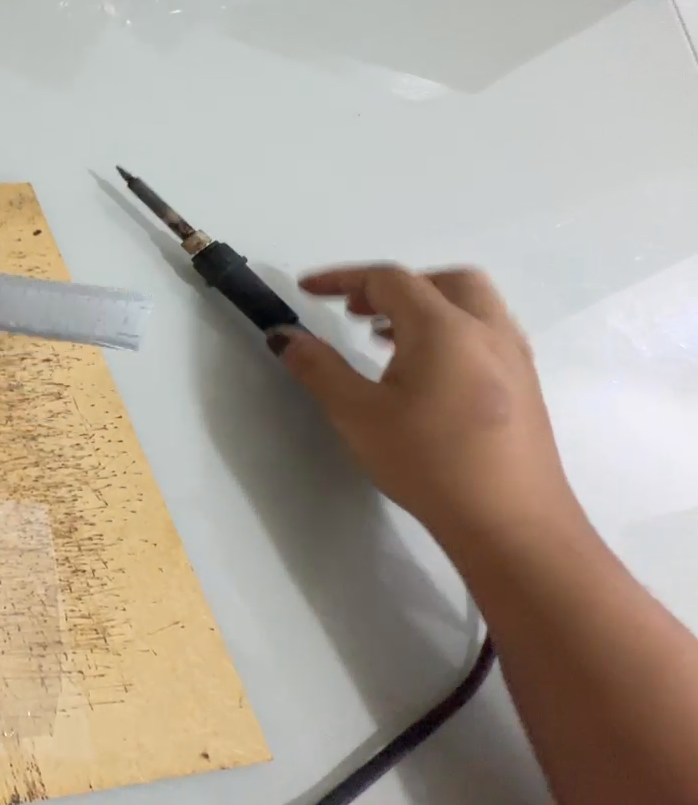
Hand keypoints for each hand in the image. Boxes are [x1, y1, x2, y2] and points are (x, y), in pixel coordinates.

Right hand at [273, 266, 577, 542]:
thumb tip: (284, 335)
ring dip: (423, 306)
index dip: (343, 278)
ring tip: (379, 336)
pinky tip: (416, 368)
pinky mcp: (522, 388)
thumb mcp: (354, 412)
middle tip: (355, 310)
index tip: (306, 290)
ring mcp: (513, 361)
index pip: (392, 280)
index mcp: (446, 331)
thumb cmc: (427, 462)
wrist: (512, 526)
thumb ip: (316, 366)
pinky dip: (446, 329)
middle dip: (396, 285)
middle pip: (447, 281)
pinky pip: (483, 334)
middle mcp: (487, 334)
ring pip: (472, 306)